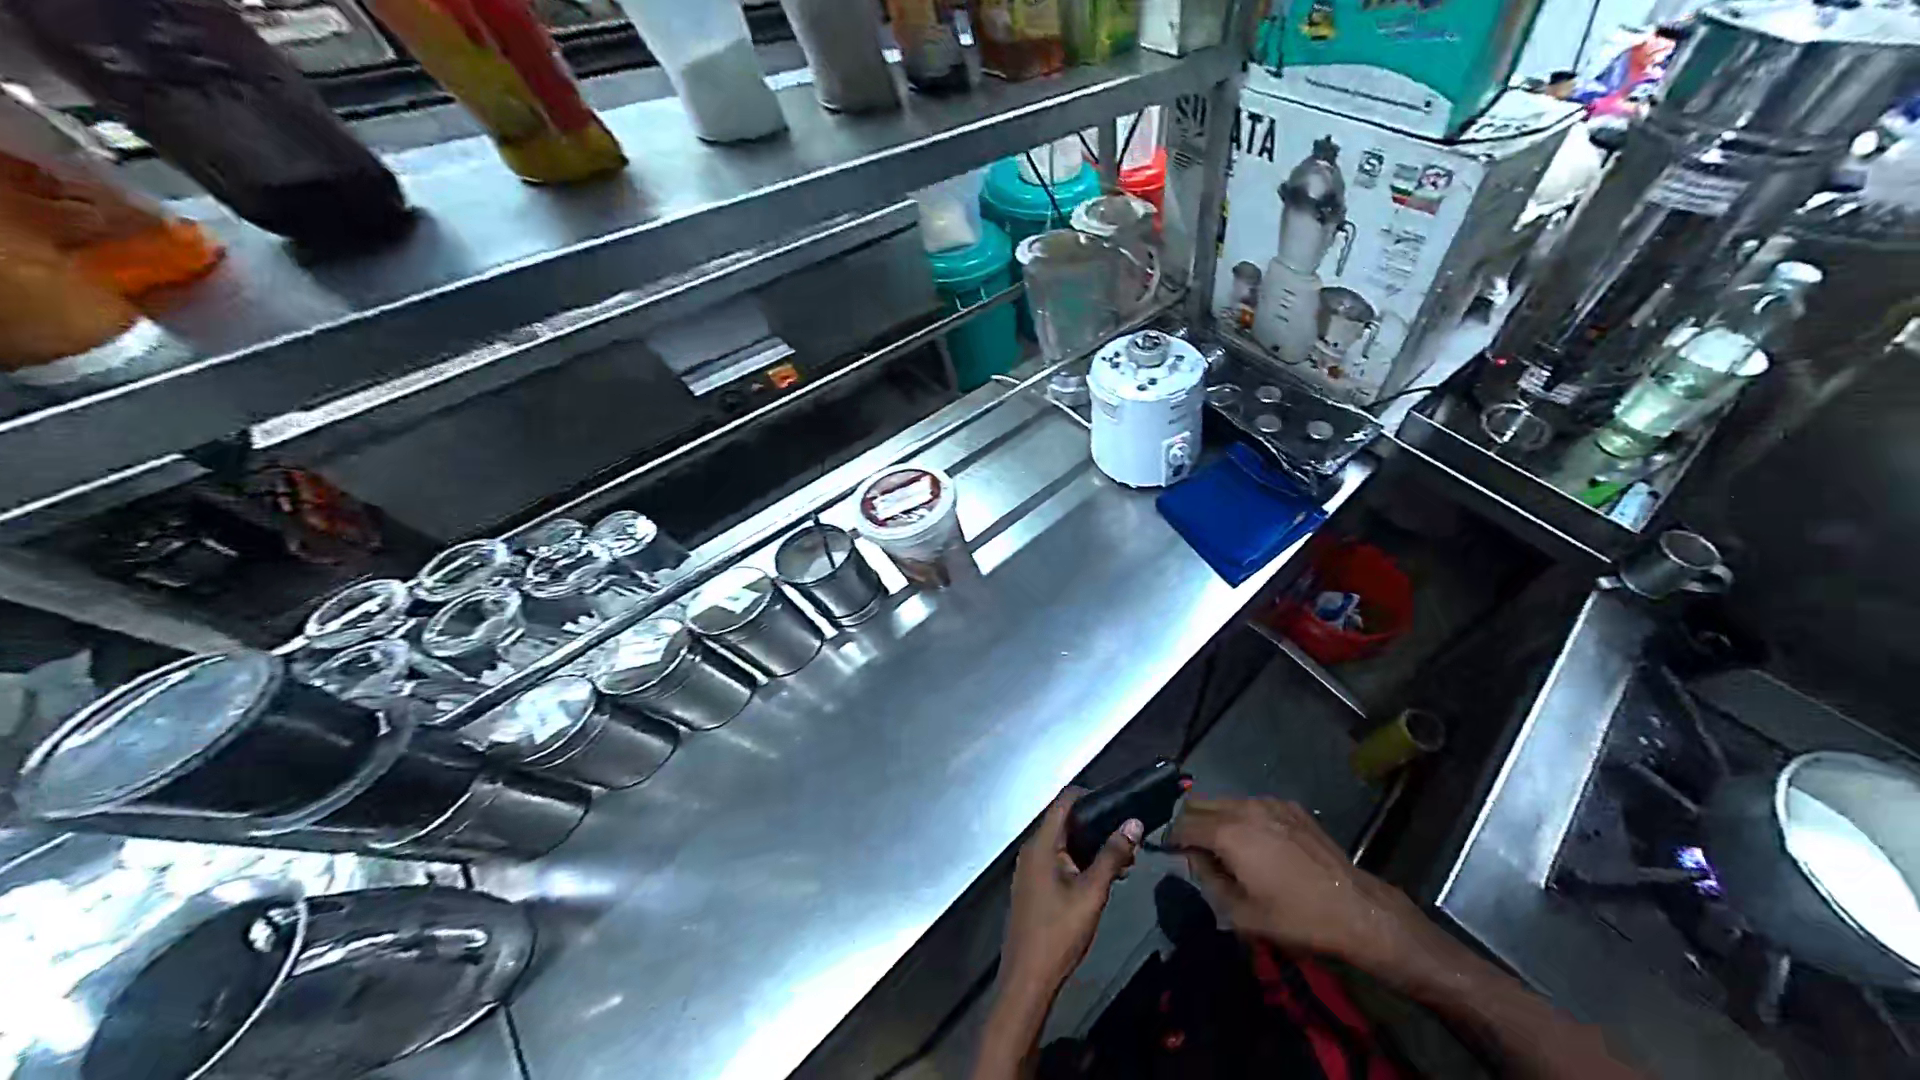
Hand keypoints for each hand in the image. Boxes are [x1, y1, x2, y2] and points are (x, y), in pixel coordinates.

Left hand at [1000, 789, 1142, 994]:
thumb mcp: (1092, 892)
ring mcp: (1031, 868)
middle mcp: (1032, 849)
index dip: (1091, 795)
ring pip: (1064, 843)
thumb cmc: (1059, 931)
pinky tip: (1104, 878)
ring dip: (1092, 846)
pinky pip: (1059, 860)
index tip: (1119, 803)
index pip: (1064, 800)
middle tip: (1129, 837)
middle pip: (1065, 821)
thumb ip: (1113, 855)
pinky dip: (1081, 861)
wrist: (1028, 977)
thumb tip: (1133, 822)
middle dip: (1097, 824)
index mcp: (1041, 843)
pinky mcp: (1034, 885)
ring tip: (1124, 860)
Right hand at [1169, 797, 1422, 967]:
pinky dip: (1241, 816)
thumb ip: (1208, 881)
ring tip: (1221, 844)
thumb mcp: (1241, 914)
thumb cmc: (1296, 917)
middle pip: (1199, 803)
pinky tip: (1254, 840)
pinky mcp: (1290, 807)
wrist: (1357, 910)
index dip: (1170, 838)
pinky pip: (1251, 804)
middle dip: (1188, 822)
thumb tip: (1194, 860)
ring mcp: (1269, 803)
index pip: (1183, 824)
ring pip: (1225, 801)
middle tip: (1190, 847)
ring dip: (1214, 817)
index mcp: (1228, 832)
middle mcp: (1244, 808)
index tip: (1167, 851)